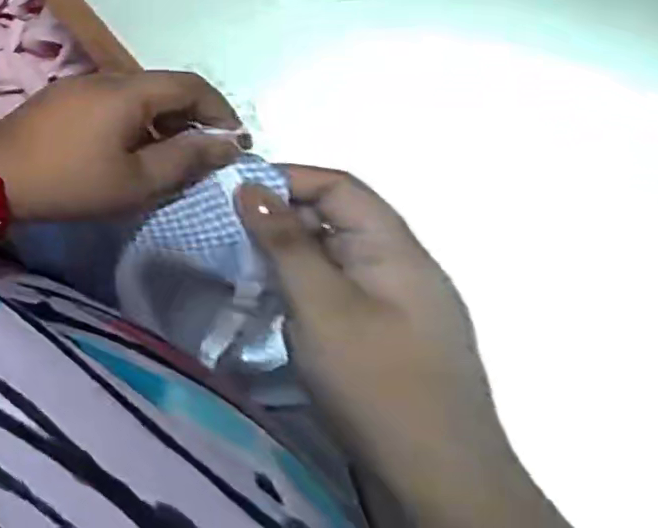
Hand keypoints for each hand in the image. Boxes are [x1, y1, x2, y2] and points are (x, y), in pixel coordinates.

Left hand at [0, 71, 245, 221]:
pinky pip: (103, 99)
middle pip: (158, 85)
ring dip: (156, 117)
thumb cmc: (71, 181)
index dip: (219, 110)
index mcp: (124, 90)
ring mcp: (71, 85)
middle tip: (200, 154)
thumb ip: (185, 158)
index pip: (188, 84)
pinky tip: (122, 148)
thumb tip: (225, 141)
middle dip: (188, 115)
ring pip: (129, 92)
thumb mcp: (137, 180)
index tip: (232, 143)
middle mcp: (98, 77)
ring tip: (164, 156)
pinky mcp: (53, 98)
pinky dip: (126, 117)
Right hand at [237, 168, 568, 527]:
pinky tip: (263, 288)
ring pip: (325, 247)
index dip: (286, 178)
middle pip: (331, 213)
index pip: (339, 186)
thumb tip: (247, 185)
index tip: (230, 191)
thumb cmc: (376, 379)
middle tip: (221, 223)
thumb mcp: (321, 304)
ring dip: (279, 244)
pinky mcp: (373, 325)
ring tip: (233, 254)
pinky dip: (292, 273)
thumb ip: (285, 241)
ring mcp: (388, 298)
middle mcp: (397, 266)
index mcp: (396, 252)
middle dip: (275, 210)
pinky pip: (327, 278)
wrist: (436, 479)